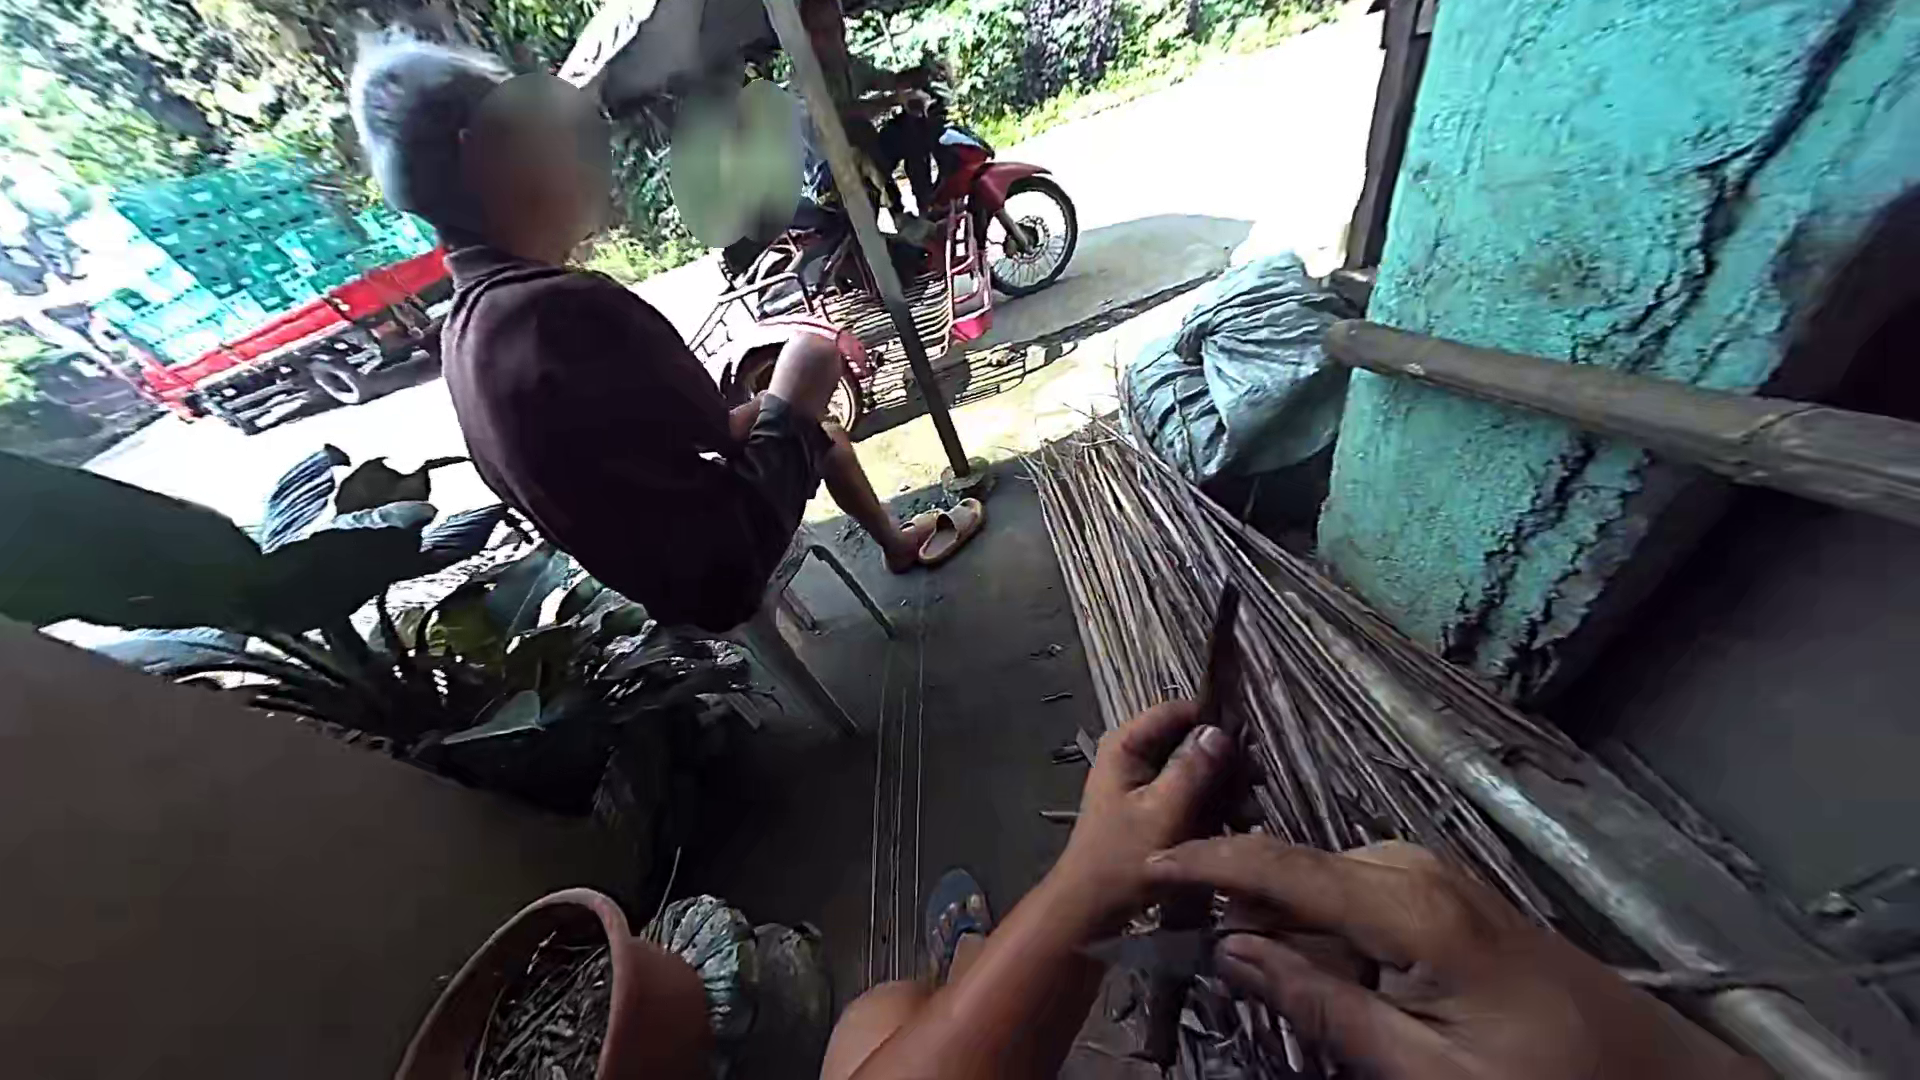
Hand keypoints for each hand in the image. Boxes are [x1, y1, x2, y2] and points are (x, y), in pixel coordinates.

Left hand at [1054, 701, 1234, 923]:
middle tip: (1255, 787)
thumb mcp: (1164, 812)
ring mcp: (1142, 776)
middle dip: (1222, 762)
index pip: (1174, 710)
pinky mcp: (1152, 800)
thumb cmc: (1124, 857)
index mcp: (1126, 744)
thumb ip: (1192, 770)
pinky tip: (1235, 824)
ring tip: (1248, 813)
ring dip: (1222, 787)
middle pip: (1186, 738)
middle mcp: (1132, 751)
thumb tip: (1220, 731)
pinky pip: (1188, 789)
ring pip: (1192, 765)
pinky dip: (1211, 803)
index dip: (1212, 721)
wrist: (1095, 905)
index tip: (1249, 744)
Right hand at [1146, 838, 1765, 1079]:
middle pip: (1290, 871)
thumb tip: (1230, 947)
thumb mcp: (1427, 1073)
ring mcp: (1420, 870)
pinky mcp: (1430, 885)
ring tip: (1266, 969)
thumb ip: (1320, 1002)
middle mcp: (1404, 865)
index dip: (1206, 860)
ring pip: (1313, 882)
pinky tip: (1326, 968)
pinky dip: (1318, 925)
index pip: (1277, 865)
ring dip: (1280, 920)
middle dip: (1242, 903)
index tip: (1149, 862)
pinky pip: (1346, 891)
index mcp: (1405, 903)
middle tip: (1207, 949)